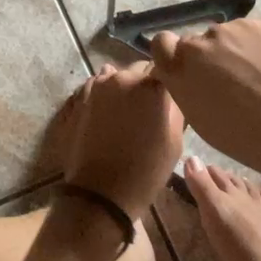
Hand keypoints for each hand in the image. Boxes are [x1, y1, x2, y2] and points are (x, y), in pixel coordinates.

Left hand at [63, 63, 184, 218]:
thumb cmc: (146, 171)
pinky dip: (106, 92)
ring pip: (119, 75)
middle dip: (147, 82)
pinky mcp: (83, 93)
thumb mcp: (175, 143)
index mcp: (152, 87)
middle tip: (151, 107)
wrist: (101, 191)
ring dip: (126, 86)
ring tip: (128, 112)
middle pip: (141, 69)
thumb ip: (176, 109)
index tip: (171, 94)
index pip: (166, 69)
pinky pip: (100, 84)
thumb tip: (174, 92)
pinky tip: (110, 112)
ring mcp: (100, 83)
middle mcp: (125, 76)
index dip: (169, 81)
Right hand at [149, 20, 260, 180]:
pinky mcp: (254, 25)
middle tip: (228, 83)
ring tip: (254, 79)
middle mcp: (197, 44)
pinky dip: (251, 47)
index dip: (172, 55)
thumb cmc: (247, 139)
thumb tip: (185, 74)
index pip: (161, 43)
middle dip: (205, 59)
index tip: (188, 71)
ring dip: (229, 52)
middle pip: (194, 43)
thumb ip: (184, 88)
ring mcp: (227, 31)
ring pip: (221, 38)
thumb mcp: (201, 120)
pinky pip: (244, 33)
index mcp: (179, 69)